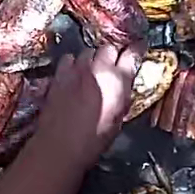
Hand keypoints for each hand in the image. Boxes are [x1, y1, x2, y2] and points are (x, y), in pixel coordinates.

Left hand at [31, 43, 144, 166]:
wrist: (61, 145)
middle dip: (111, 55)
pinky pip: (68, 58)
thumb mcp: (118, 119)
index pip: (132, 54)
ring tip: (91, 71)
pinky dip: (72, 63)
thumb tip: (122, 87)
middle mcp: (99, 69)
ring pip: (88, 51)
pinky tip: (72, 73)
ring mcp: (77, 69)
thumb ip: (121, 96)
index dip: (135, 51)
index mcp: (118, 81)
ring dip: (92, 59)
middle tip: (110, 66)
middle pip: (109, 48)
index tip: (135, 50)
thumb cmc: (93, 140)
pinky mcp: (59, 74)